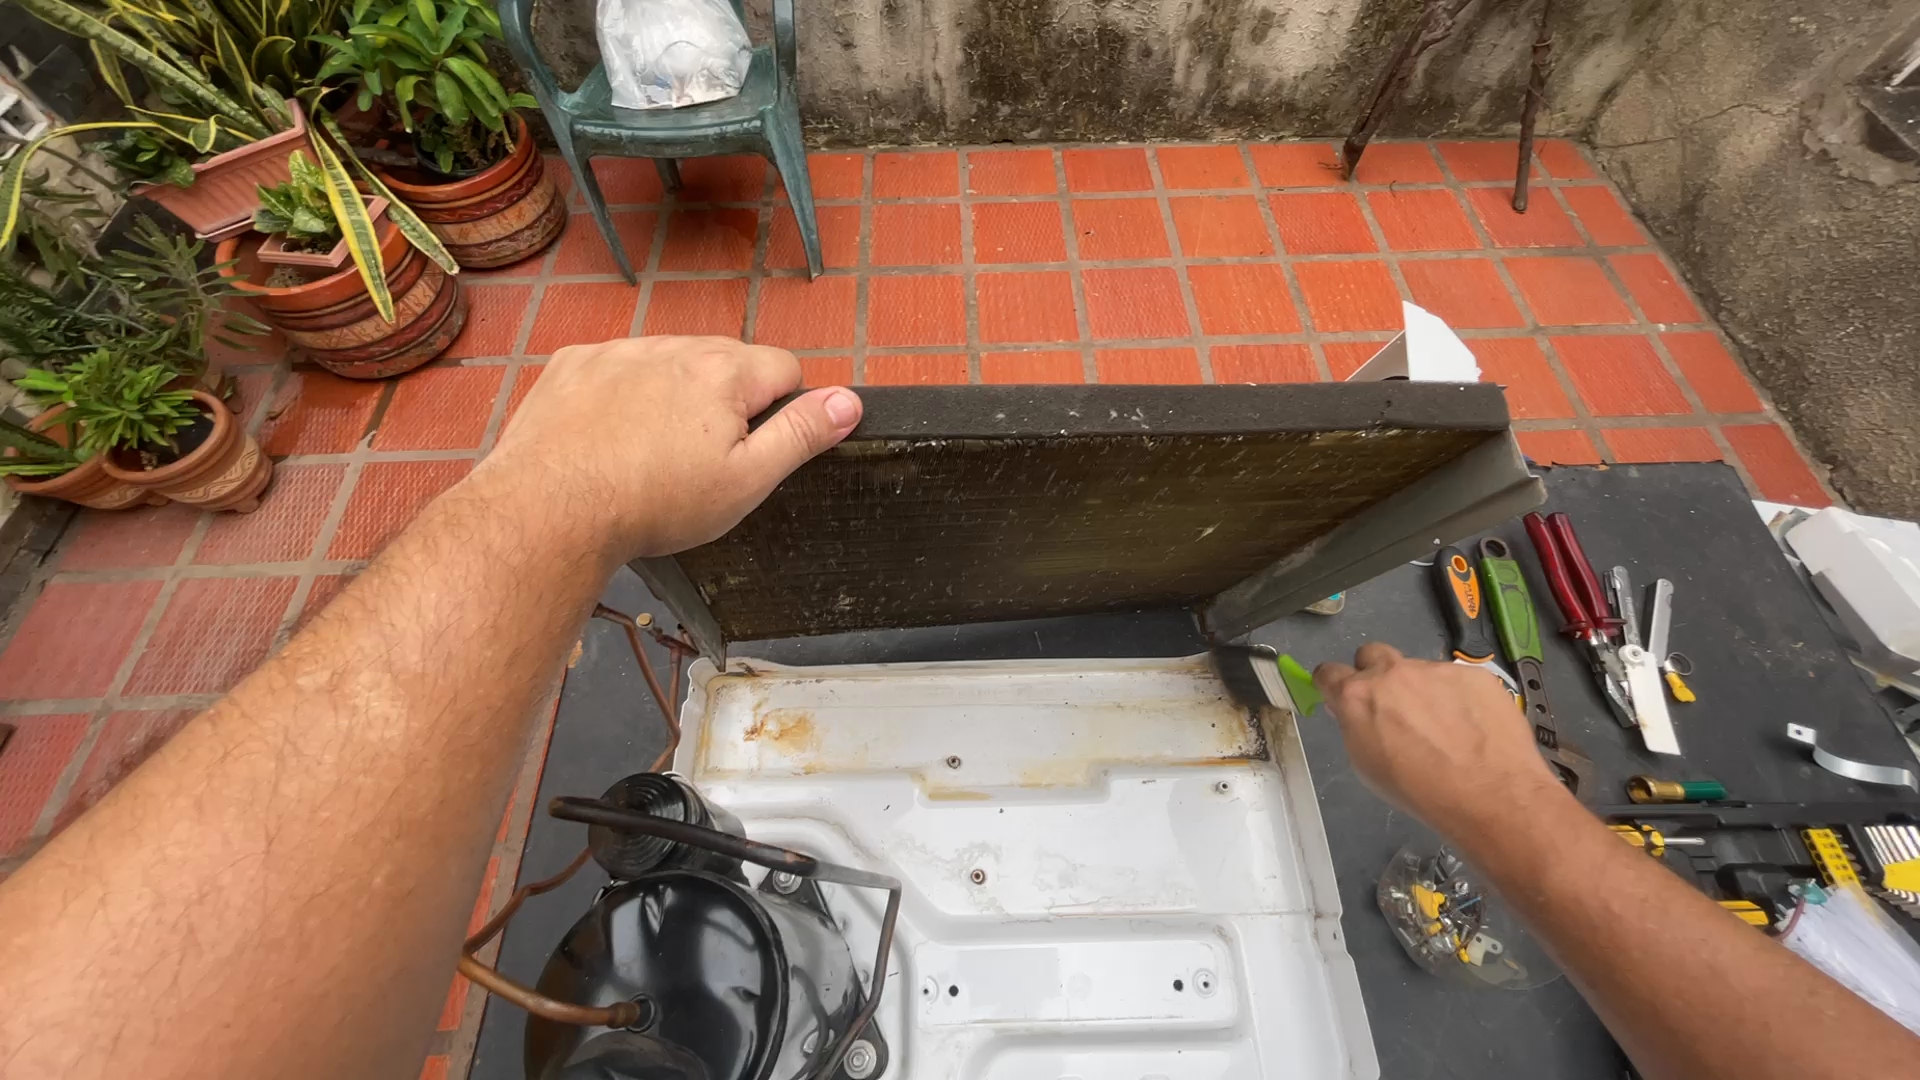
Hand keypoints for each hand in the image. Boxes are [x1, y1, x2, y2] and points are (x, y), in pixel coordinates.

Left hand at [483, 336, 861, 558]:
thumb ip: (802, 434)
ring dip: (679, 392)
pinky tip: (614, 434)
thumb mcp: (748, 480)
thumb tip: (849, 401)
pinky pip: (620, 366)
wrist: (550, 511)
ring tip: (657, 449)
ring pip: (673, 361)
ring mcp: (618, 350)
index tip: (754, 449)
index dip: (783, 409)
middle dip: (730, 399)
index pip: (785, 369)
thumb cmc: (658, 502)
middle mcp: (674, 345)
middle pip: (728, 361)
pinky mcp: (574, 363)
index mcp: (725, 372)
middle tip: (706, 457)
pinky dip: (627, 391)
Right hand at [1313, 644, 1569, 843]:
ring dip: (1421, 689)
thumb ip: (1354, 727)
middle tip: (1392, 704)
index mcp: (1356, 695)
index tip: (1341, 697)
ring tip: (1446, 725)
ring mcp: (1434, 669)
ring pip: (1418, 670)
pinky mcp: (1474, 674)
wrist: (1492, 797)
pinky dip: (1458, 697)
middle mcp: (1390, 673)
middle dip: (1374, 673)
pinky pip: (1457, 680)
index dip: (1332, 685)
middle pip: (1370, 653)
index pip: (1328, 672)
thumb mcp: (1365, 764)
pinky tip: (1474, 726)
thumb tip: (1354, 712)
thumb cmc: (1418, 791)